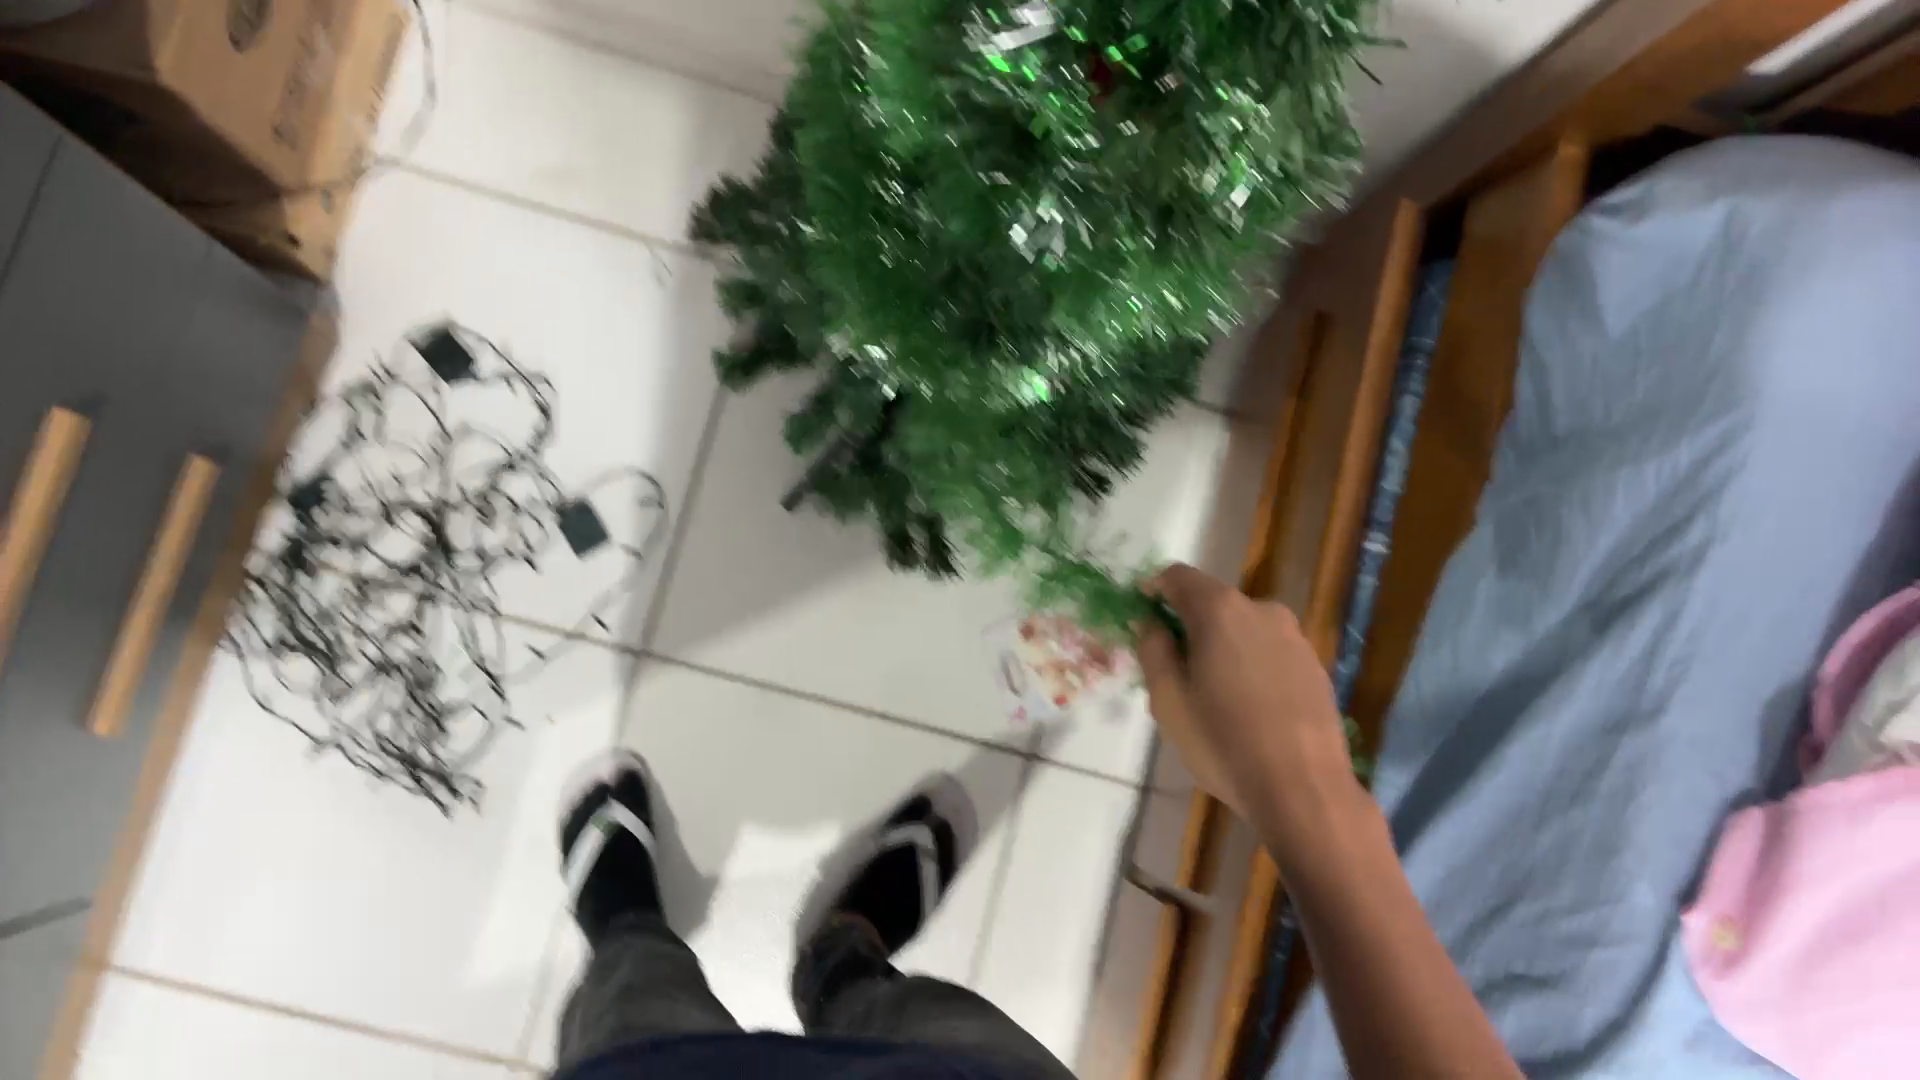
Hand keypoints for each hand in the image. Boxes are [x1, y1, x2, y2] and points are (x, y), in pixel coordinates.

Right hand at [1136, 563, 1356, 831]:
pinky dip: (1252, 667)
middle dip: (1191, 626)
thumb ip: (1153, 649)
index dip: (1155, 590)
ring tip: (1216, 696)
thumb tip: (1154, 624)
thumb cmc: (1222, 741)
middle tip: (1176, 671)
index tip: (1144, 618)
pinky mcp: (1315, 666)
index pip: (1178, 576)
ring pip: (1245, 629)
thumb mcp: (1167, 699)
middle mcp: (1262, 610)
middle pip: (1214, 603)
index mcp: (1220, 610)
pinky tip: (1250, 709)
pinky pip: (1270, 653)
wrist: (1303, 789)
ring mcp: (1295, 638)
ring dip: (1224, 648)